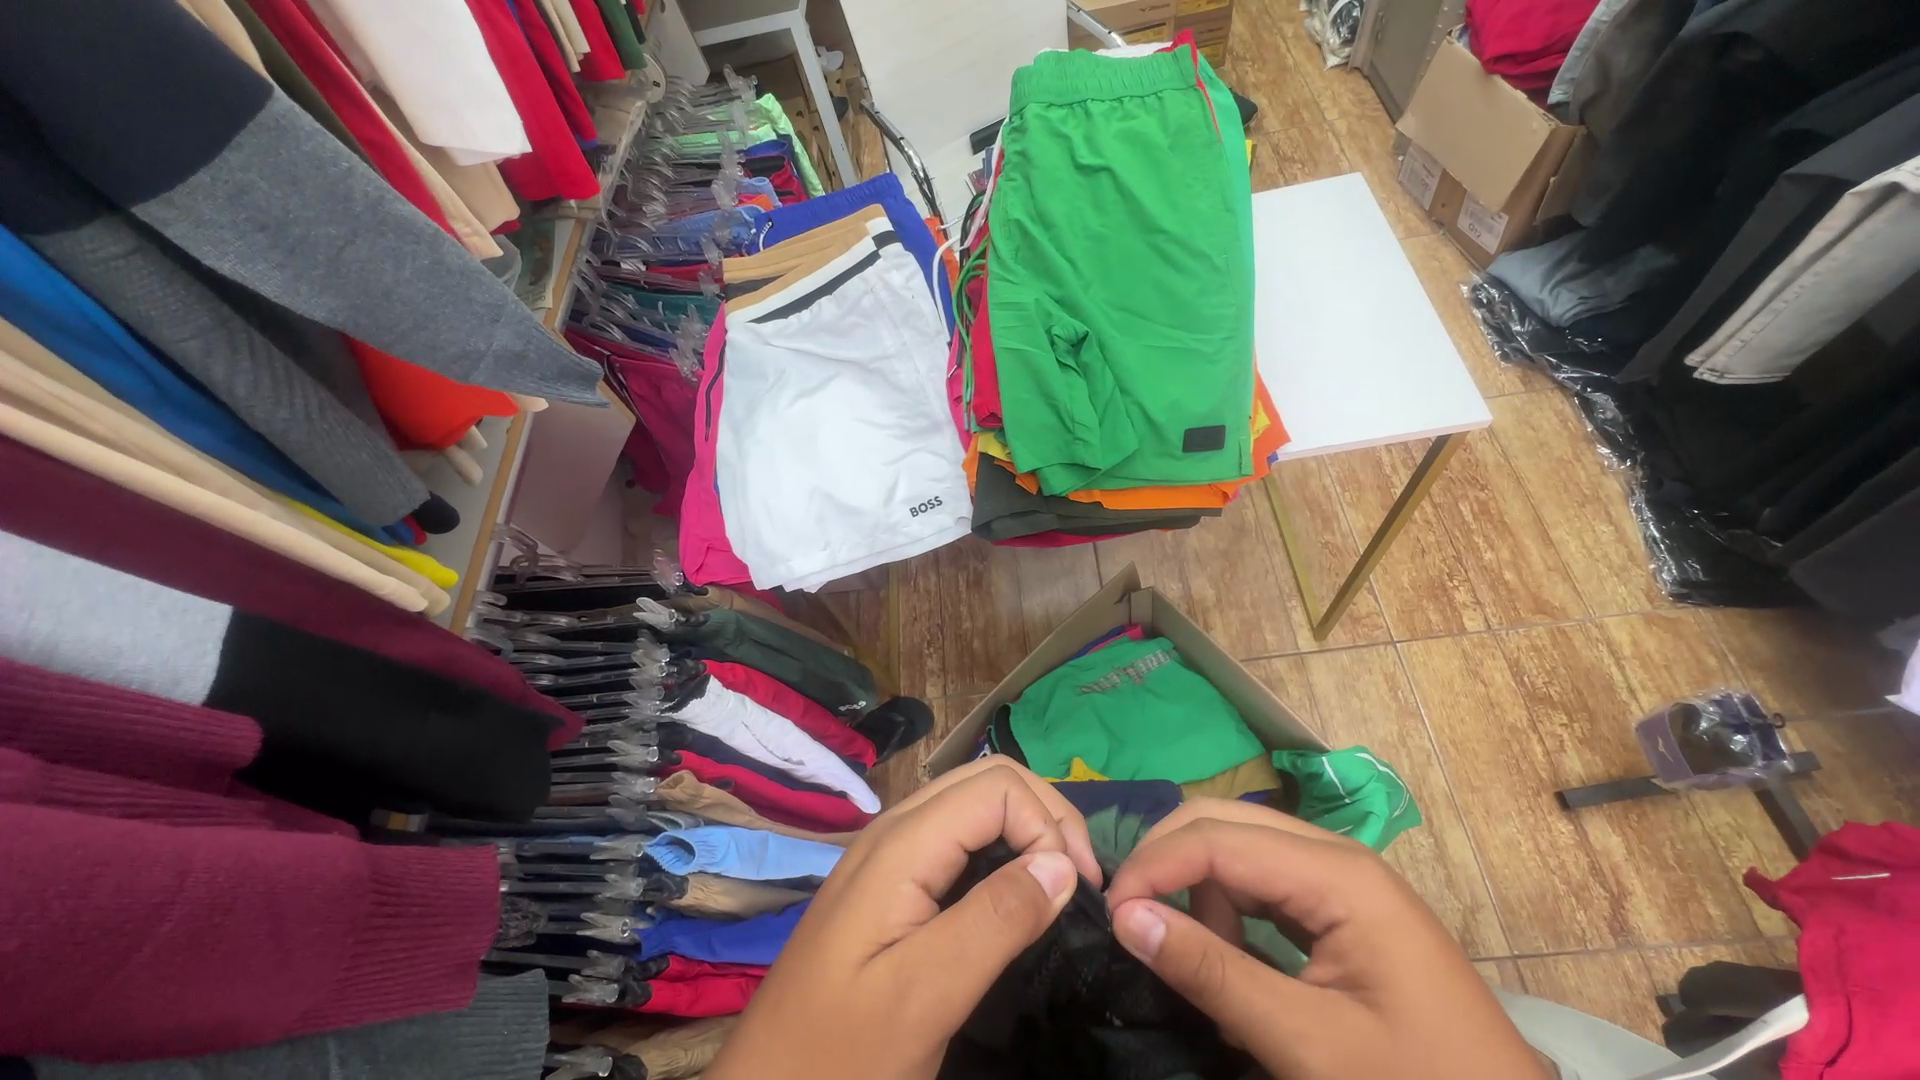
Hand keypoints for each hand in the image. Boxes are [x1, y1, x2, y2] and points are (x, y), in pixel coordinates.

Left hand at [707, 758, 1102, 1079]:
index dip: (1048, 826)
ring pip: (974, 803)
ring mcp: (889, 855)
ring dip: (1028, 829)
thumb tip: (1064, 864)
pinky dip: (1003, 848)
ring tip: (1061, 885)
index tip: (1078, 892)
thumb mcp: (926, 993)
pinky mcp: (892, 884)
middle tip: (1081, 883)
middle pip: (988, 780)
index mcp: (900, 844)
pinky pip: (958, 838)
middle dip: (1047, 816)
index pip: (996, 787)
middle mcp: (894, 831)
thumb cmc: (843, 1049)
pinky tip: (1018, 892)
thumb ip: (996, 920)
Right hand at [1105, 798, 1547, 1079]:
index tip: (1111, 918)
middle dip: (1169, 862)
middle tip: (1132, 922)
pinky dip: (1228, 911)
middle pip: (1224, 822)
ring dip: (1199, 891)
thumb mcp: (1308, 1042)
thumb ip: (1213, 973)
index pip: (1216, 837)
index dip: (1154, 867)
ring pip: (1239, 849)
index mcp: (1337, 874)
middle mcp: (1336, 857)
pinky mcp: (1340, 910)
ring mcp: (1341, 881)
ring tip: (1197, 963)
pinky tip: (1228, 958)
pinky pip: (1262, 884)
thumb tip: (1125, 917)